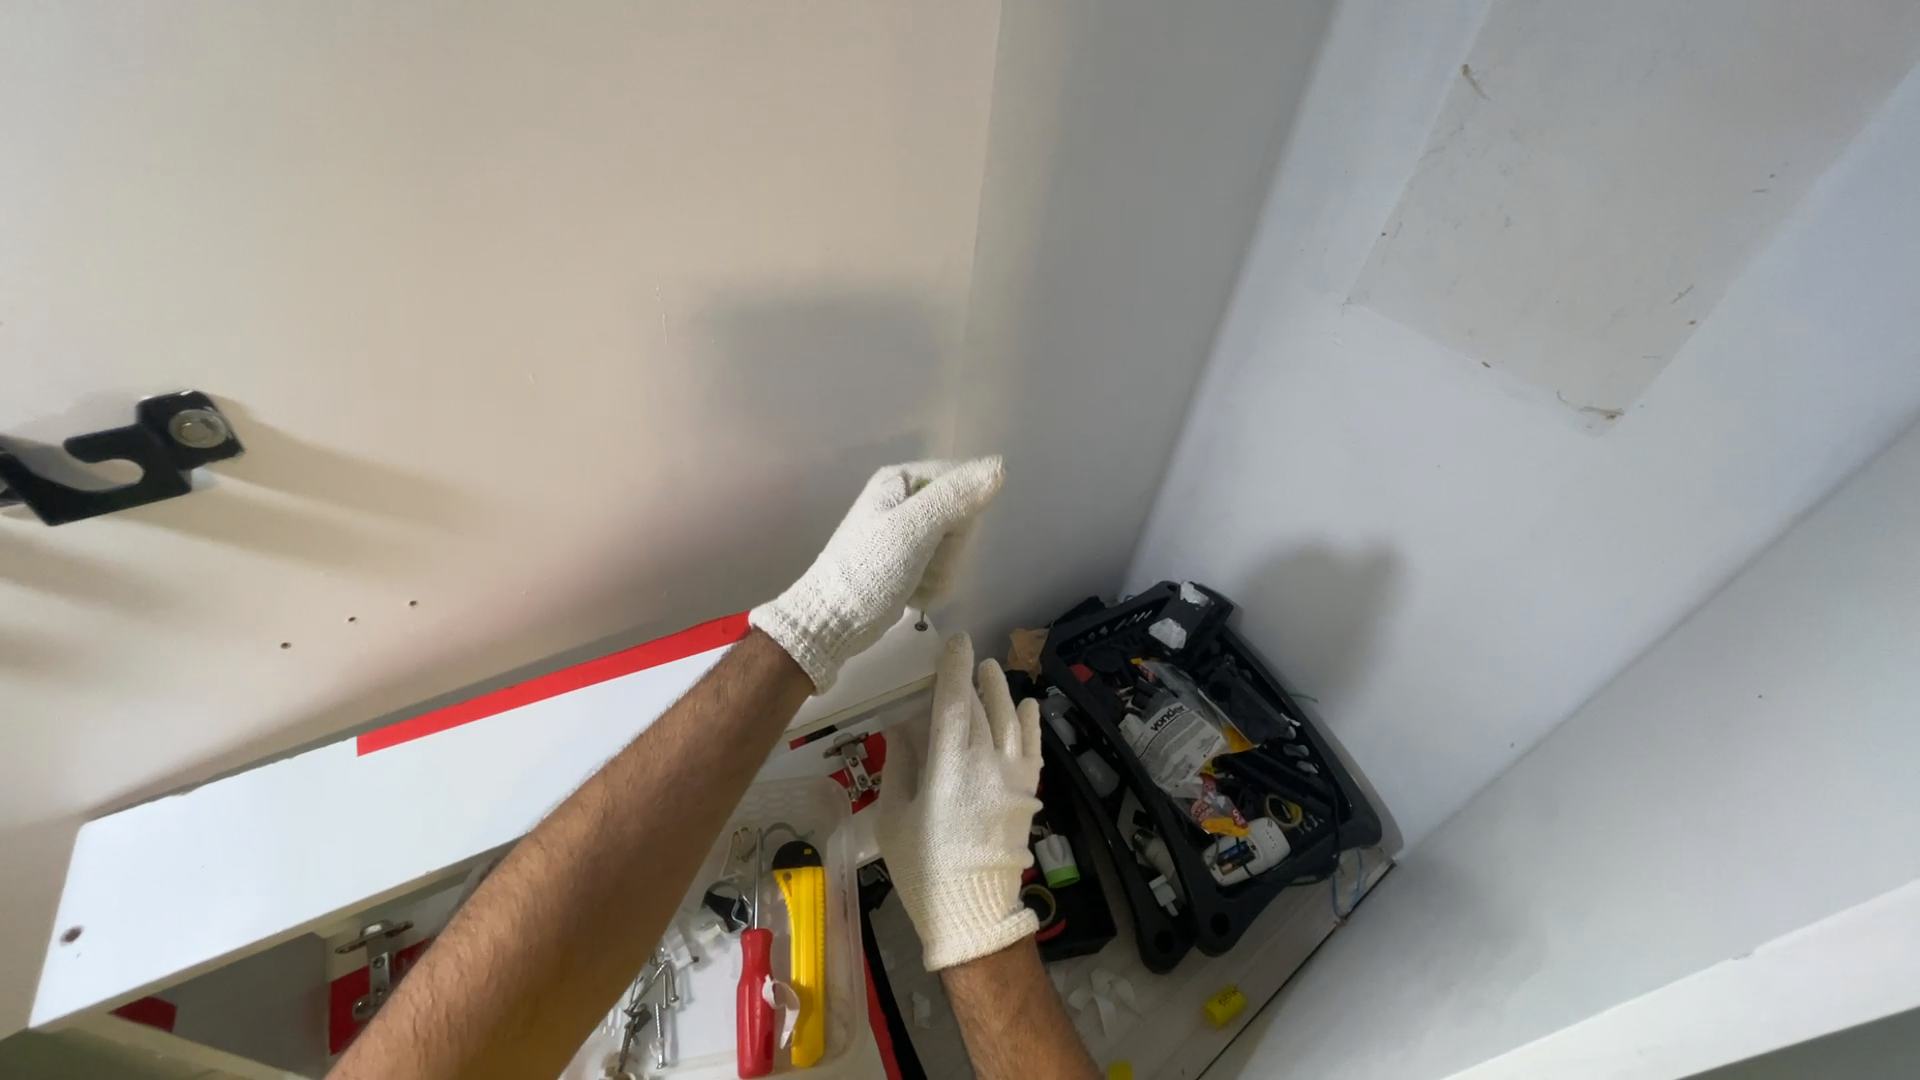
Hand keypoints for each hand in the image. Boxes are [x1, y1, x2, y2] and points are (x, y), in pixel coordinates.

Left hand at [751, 457, 1004, 692]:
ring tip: (914, 582)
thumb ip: (954, 497)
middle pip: (964, 518)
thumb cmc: (866, 572)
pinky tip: (912, 593)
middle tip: (923, 562)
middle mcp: (907, 500)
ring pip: (958, 549)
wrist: (832, 624)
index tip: (941, 534)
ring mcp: (909, 534)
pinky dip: (934, 585)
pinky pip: (946, 569)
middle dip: (951, 550)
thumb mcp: (912, 530)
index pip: (963, 481)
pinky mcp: (911, 562)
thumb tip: (999, 466)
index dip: (962, 512)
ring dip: (942, 573)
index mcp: (901, 480)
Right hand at [876, 632, 1042, 971]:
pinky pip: (1031, 749)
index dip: (955, 667)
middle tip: (965, 659)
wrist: (973, 916)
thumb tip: (904, 726)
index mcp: (948, 766)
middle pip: (981, 708)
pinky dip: (1030, 723)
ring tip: (992, 670)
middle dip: (973, 678)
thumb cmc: (923, 869)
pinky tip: (1027, 705)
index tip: (955, 643)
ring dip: (1001, 691)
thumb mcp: (893, 816)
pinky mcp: (1027, 794)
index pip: (955, 701)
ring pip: (1010, 721)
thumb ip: (901, 765)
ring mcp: (1013, 778)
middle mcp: (985, 763)